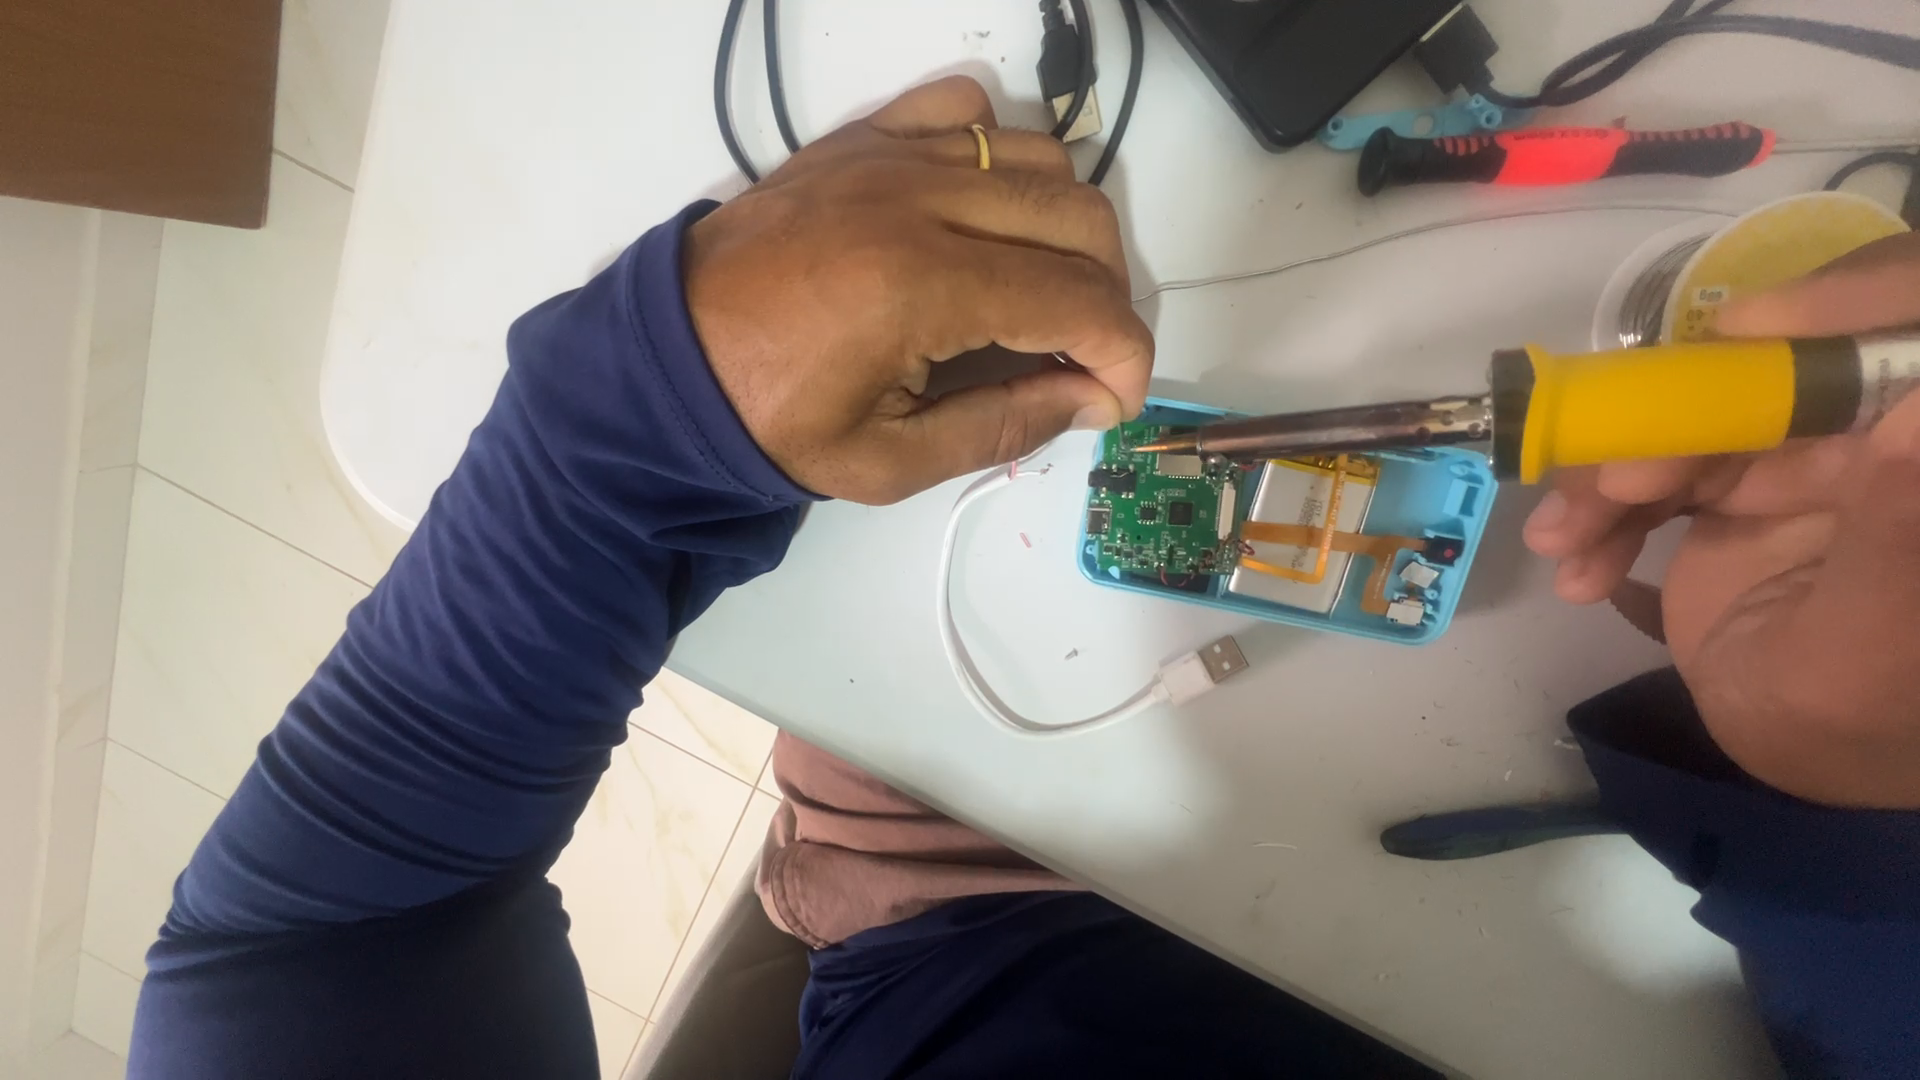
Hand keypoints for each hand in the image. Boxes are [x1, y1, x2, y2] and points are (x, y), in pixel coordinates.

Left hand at [682, 76, 1151, 504]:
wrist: (671, 363)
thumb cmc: (772, 422)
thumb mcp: (886, 462)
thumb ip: (1001, 427)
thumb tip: (1089, 397)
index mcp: (920, 288)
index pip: (1077, 303)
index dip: (1124, 355)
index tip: (1115, 398)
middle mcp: (916, 201)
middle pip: (1079, 222)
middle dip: (1109, 299)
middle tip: (1082, 355)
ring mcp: (888, 156)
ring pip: (1041, 158)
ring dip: (1068, 232)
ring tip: (1043, 294)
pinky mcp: (862, 138)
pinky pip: (968, 108)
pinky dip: (1004, 157)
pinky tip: (988, 217)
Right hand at [1525, 233, 1919, 808]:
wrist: (1805, 765)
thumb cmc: (1861, 723)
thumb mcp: (1874, 651)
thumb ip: (1896, 539)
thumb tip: (1909, 411)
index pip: (1913, 339)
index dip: (1855, 304)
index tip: (1744, 328)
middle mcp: (1876, 448)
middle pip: (1773, 383)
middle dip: (1671, 426)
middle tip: (1611, 488)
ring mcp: (1803, 469)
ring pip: (1688, 433)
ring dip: (1607, 482)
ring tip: (1561, 543)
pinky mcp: (1730, 500)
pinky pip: (1649, 483)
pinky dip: (1598, 519)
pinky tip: (1573, 566)